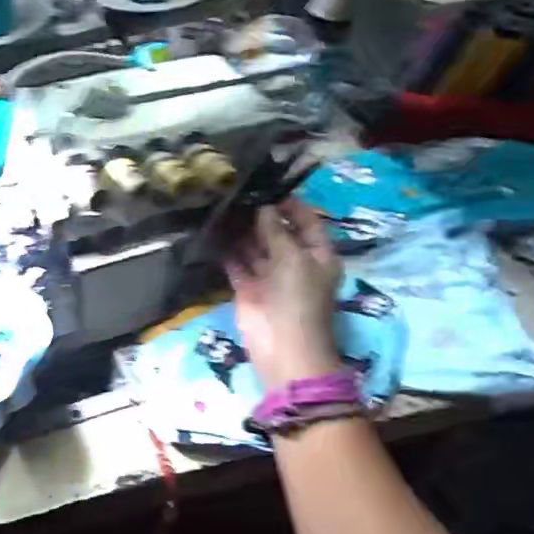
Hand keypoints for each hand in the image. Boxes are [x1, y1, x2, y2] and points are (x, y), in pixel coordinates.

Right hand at [226, 198, 345, 386]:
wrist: (283, 346)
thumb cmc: (298, 299)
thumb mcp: (293, 259)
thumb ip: (277, 232)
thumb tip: (263, 209)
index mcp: (317, 255)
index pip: (306, 222)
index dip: (291, 205)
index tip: (269, 188)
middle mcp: (294, 263)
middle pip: (278, 233)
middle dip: (261, 217)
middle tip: (239, 195)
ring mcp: (270, 277)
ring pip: (255, 248)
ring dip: (242, 232)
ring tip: (224, 209)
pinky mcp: (248, 289)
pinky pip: (237, 265)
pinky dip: (228, 252)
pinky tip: (215, 233)